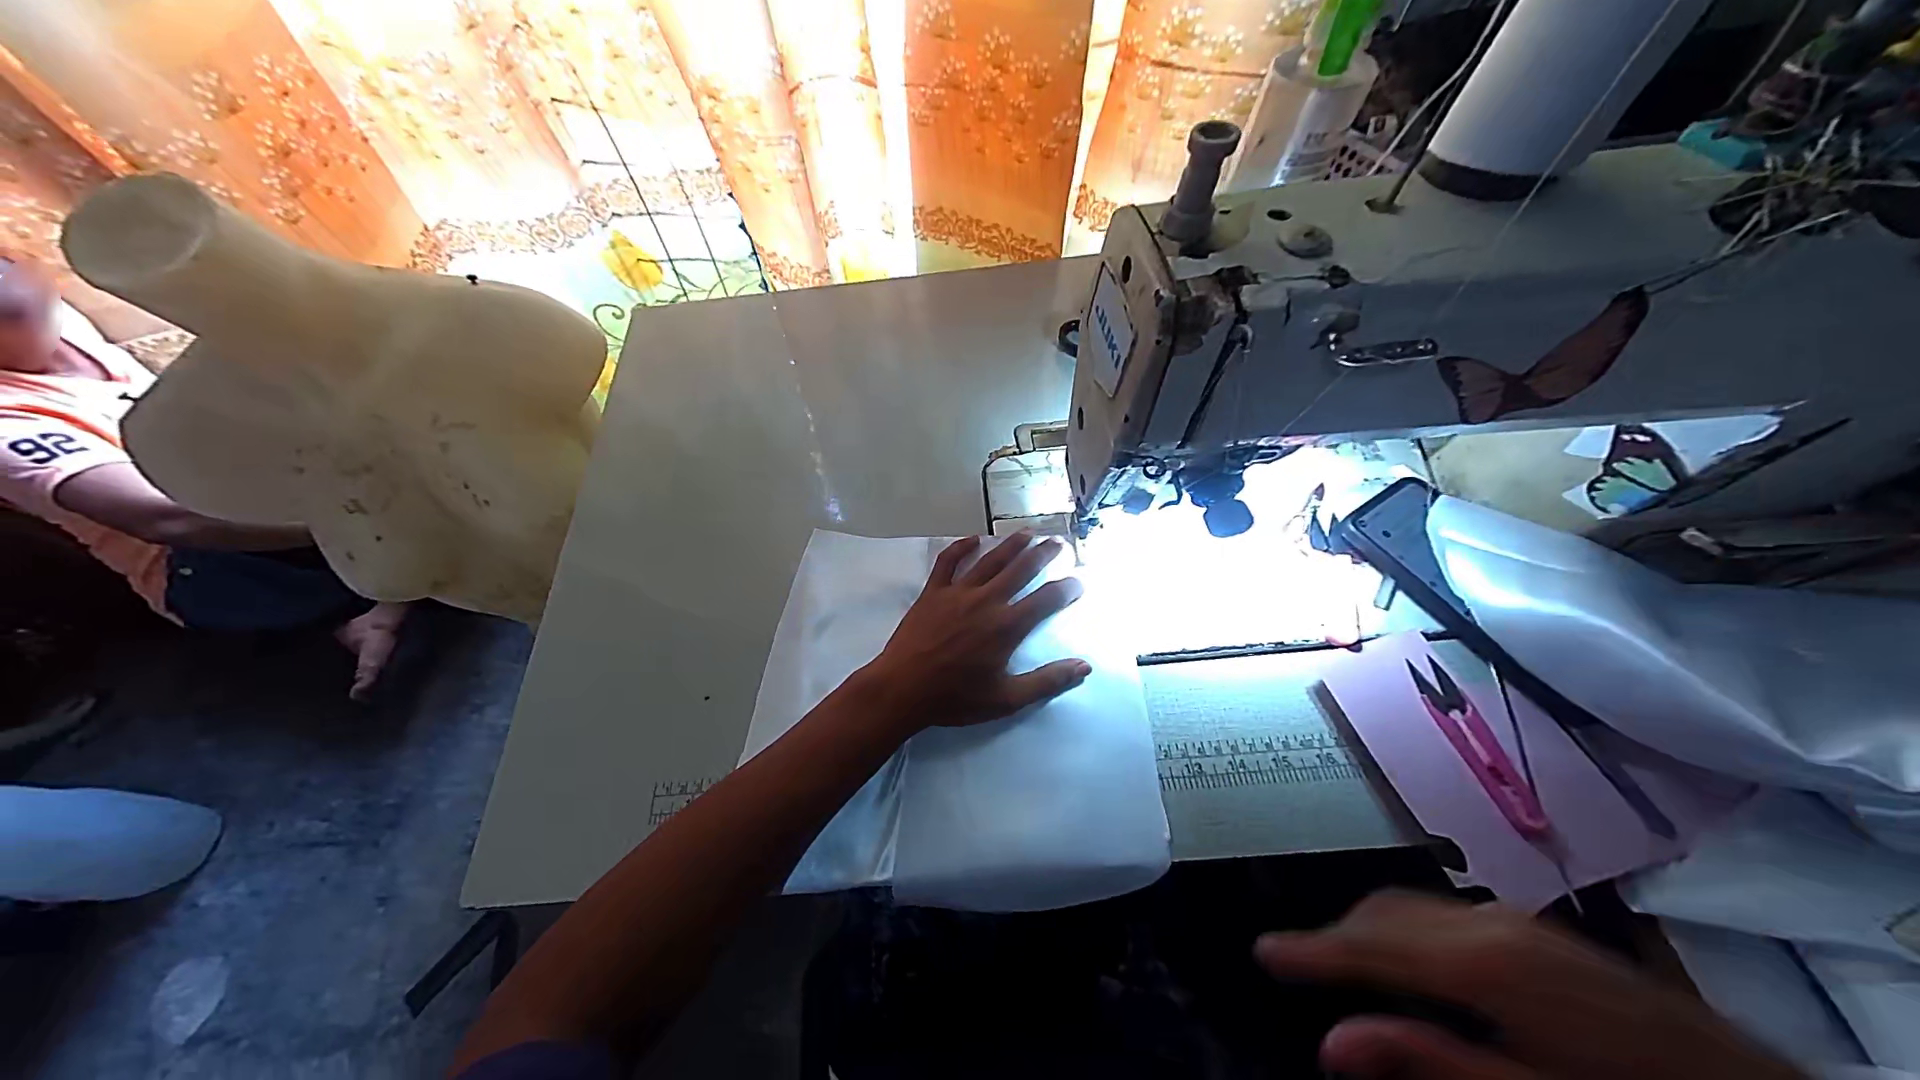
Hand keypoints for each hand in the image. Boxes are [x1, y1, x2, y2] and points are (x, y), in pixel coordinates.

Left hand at [856, 532, 1090, 735]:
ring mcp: (957, 593)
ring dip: (1011, 545)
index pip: (1046, 600)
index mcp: (1007, 626)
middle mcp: (986, 601)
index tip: (1079, 581)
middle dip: (1043, 554)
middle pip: (1021, 570)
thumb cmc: (955, 698)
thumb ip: (1047, 681)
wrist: (902, 689)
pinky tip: (973, 539)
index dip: (1066, 588)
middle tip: (1058, 542)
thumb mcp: (1007, 699)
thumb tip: (1084, 667)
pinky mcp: (933, 592)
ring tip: (1028, 533)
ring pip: (990, 561)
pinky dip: (961, 548)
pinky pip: (948, 562)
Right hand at [1255, 892, 1804, 1079]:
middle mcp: (1488, 924)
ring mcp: (1513, 919)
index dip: (1311, 949)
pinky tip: (1407, 956)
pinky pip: (1441, 911)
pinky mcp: (1533, 927)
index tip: (1264, 951)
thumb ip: (1426, 1061)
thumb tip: (1334, 1044)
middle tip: (1297, 961)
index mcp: (1481, 964)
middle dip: (1335, 935)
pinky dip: (1403, 925)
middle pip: (1383, 912)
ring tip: (1341, 957)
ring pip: (1408, 904)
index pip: (1370, 946)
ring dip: (1367, 926)